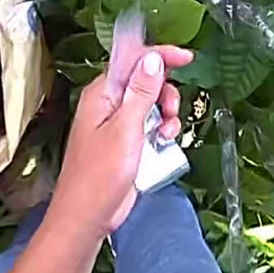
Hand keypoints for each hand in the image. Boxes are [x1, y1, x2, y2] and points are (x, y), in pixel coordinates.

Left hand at [47, 45, 192, 239]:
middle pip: (146, 80)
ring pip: (151, 103)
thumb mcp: (125, 129)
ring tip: (166, 133)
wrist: (87, 217)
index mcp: (102, 93)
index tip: (186, 57)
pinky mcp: (125, 141)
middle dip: (166, 92)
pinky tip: (163, 143)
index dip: (160, 55)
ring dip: (166, 114)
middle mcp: (108, 103)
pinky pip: (149, 125)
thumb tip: (152, 59)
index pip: (133, 60)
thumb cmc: (98, 176)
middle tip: (170, 112)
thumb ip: (140, 93)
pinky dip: (161, 130)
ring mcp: (116, 122)